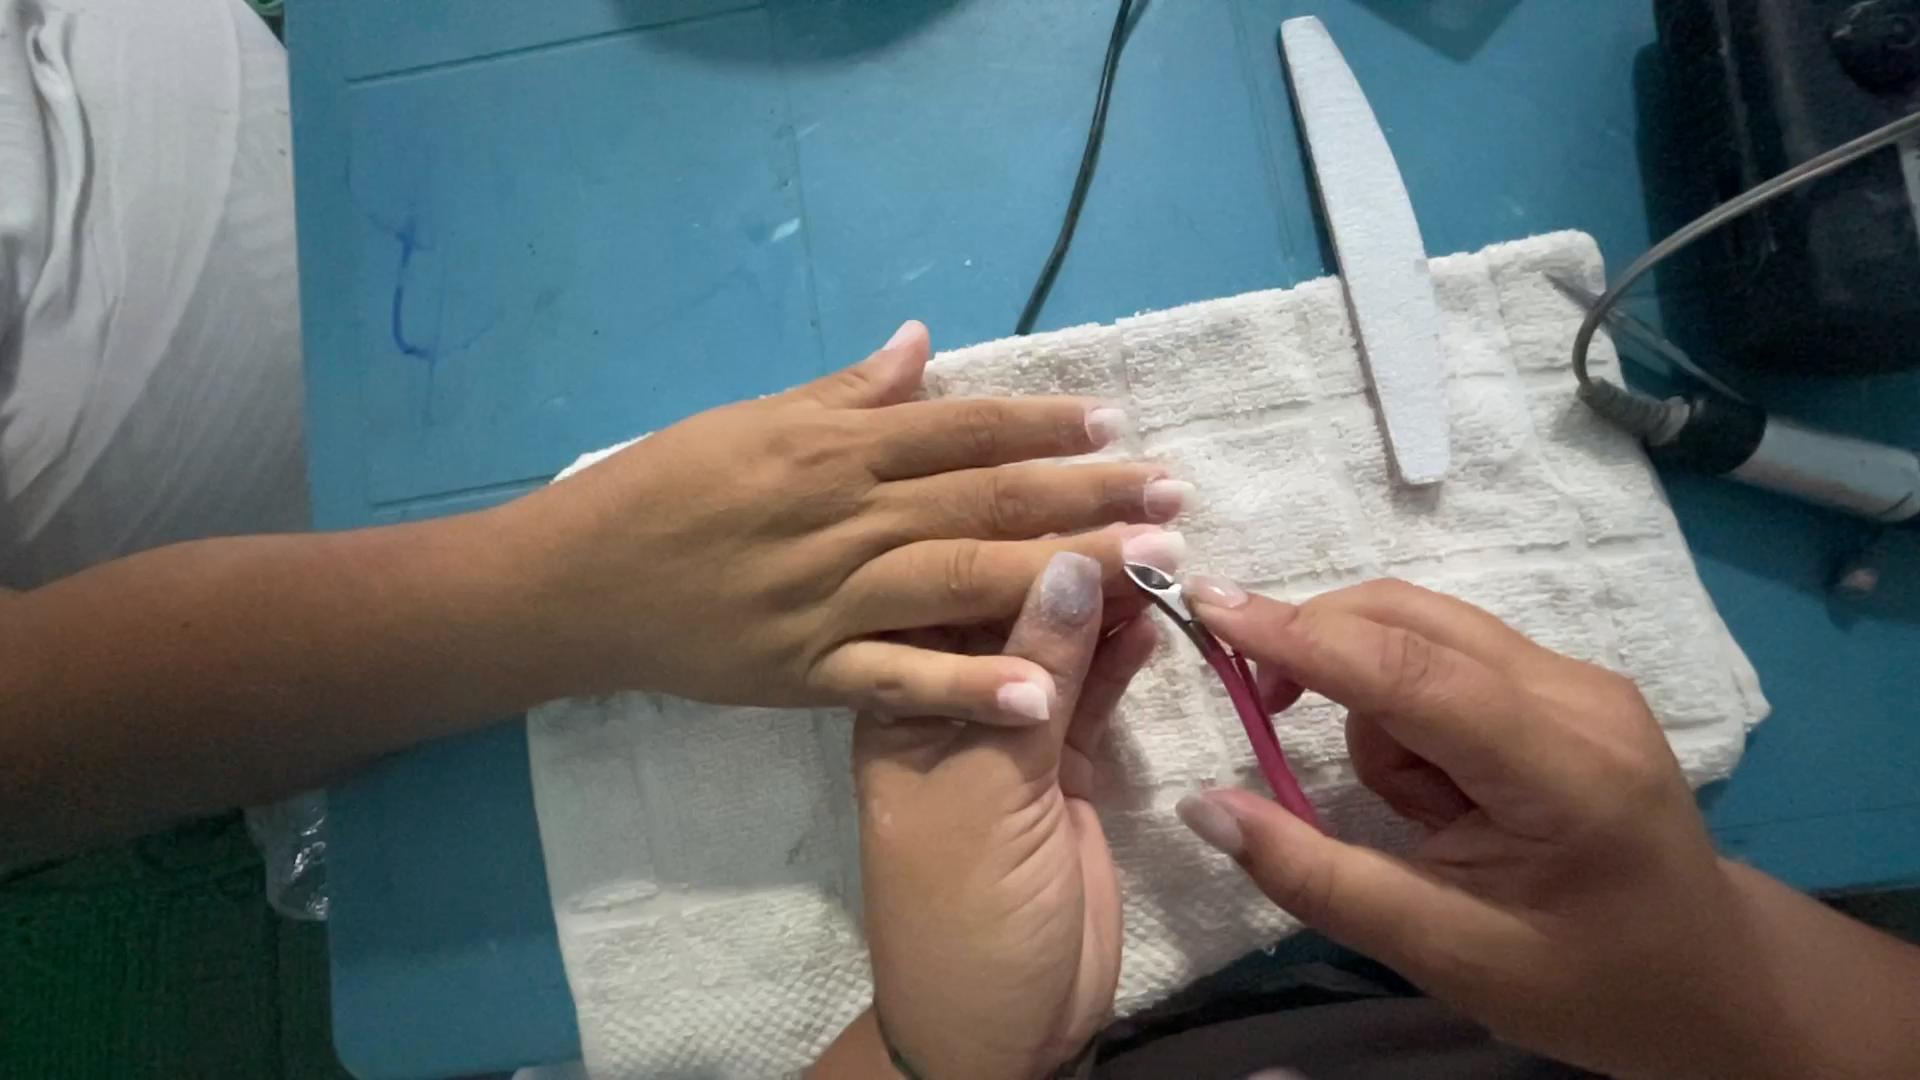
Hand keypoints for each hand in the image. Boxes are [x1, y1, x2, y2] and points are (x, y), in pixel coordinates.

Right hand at [492, 321, 1185, 721]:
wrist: (577, 582)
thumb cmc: (665, 488)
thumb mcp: (751, 420)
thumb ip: (844, 389)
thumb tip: (921, 343)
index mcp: (832, 448)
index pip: (959, 429)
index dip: (1041, 425)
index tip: (1114, 427)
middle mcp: (845, 515)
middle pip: (985, 498)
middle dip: (1086, 495)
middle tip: (1173, 494)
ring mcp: (831, 598)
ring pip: (962, 578)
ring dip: (1062, 574)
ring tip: (1147, 570)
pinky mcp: (809, 673)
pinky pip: (900, 678)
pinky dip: (970, 685)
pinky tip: (1046, 692)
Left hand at [851, 552, 1158, 1078]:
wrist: (1004, 1028)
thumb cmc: (965, 907)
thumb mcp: (994, 786)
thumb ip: (1036, 675)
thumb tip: (1068, 561)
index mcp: (904, 696)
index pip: (955, 593)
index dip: (1014, 539)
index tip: (1075, 484)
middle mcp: (952, 698)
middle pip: (1015, 609)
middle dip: (1073, 560)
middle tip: (1142, 506)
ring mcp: (1012, 728)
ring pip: (1060, 645)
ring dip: (1108, 602)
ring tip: (1161, 552)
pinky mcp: (1061, 762)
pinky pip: (1092, 695)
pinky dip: (1121, 660)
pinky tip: (1151, 623)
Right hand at [1171, 577, 1778, 1079]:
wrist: (1713, 980)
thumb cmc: (1582, 979)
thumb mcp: (1437, 950)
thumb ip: (1311, 875)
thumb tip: (1200, 806)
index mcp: (1563, 770)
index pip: (1408, 674)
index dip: (1298, 636)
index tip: (1206, 606)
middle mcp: (1571, 692)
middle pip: (1401, 618)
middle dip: (1310, 647)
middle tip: (1263, 708)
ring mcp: (1567, 674)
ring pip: (1407, 624)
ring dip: (1353, 686)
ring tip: (1399, 796)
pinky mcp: (1549, 675)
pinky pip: (1428, 647)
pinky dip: (1385, 694)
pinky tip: (1424, 772)